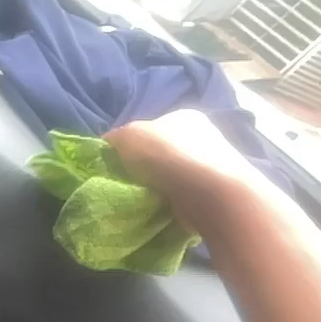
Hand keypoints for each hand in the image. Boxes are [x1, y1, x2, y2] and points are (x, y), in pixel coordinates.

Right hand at [106, 111, 274, 233]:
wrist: (212, 195)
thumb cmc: (169, 156)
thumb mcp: (128, 135)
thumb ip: (114, 138)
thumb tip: (108, 147)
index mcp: (184, 116)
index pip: (148, 127)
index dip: (128, 143)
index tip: (115, 160)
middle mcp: (200, 136)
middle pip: (157, 152)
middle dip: (140, 166)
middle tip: (123, 179)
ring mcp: (209, 164)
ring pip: (167, 175)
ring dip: (154, 185)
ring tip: (139, 195)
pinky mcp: (212, 192)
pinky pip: (179, 195)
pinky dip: (167, 200)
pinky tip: (158, 205)